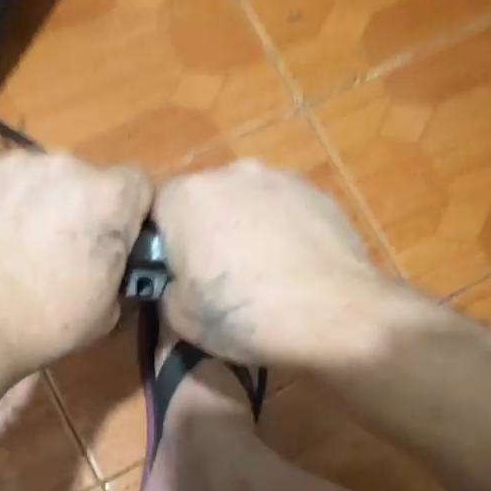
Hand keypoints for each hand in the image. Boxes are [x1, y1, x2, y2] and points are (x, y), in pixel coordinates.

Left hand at [0, 152, 152, 373]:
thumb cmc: (45, 322)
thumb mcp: (107, 309)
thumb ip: (119, 268)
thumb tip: (111, 262)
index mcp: (109, 196)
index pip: (137, 184)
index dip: (128, 212)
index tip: (113, 239)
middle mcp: (67, 165)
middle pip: (85, 178)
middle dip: (79, 205)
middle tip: (59, 248)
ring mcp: (16, 163)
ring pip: (39, 177)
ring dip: (37, 201)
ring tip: (16, 244)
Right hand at [153, 160, 417, 366]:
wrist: (336, 315)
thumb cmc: (246, 315)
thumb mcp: (180, 318)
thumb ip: (165, 288)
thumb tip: (176, 282)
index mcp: (185, 196)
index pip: (155, 209)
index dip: (162, 243)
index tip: (174, 274)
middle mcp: (228, 173)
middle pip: (202, 199)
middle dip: (205, 230)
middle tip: (217, 276)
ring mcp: (277, 177)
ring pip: (244, 201)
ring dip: (244, 227)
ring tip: (261, 272)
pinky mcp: (315, 191)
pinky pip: (282, 208)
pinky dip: (281, 230)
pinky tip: (293, 266)